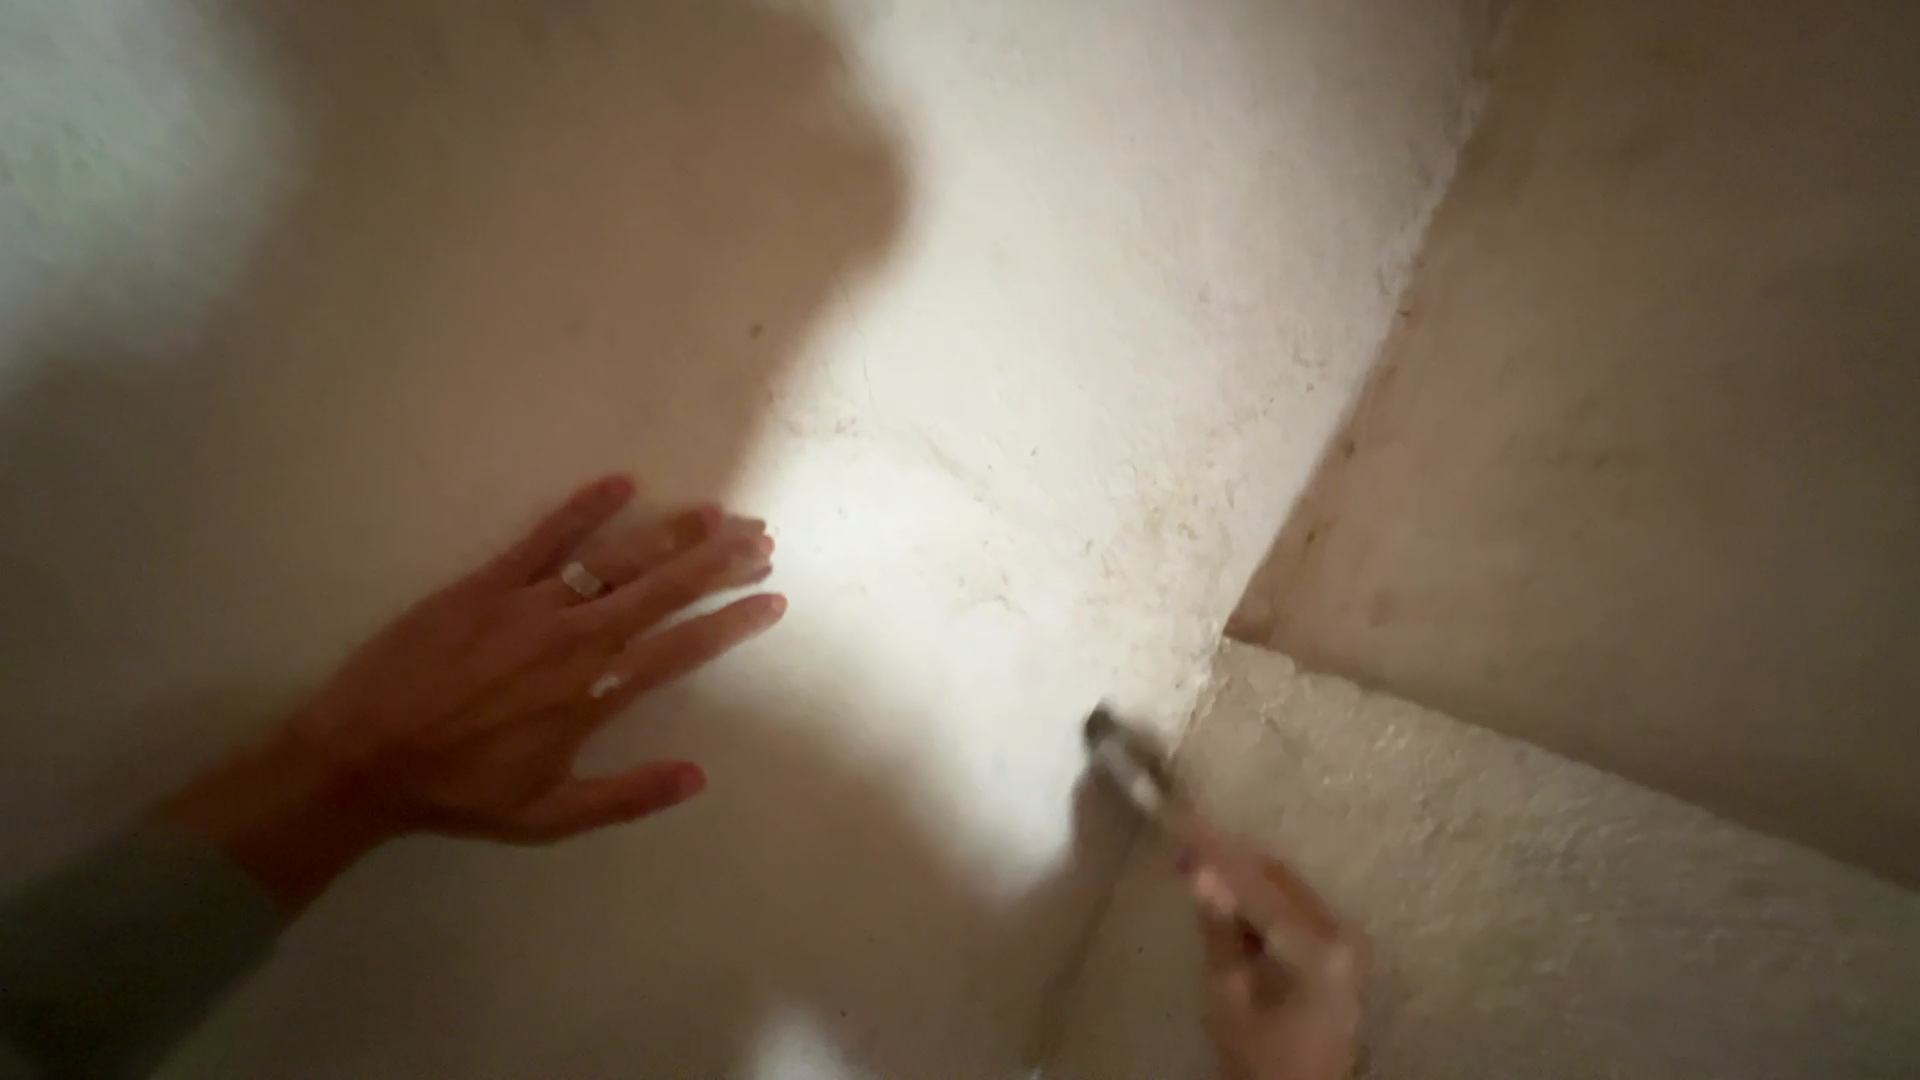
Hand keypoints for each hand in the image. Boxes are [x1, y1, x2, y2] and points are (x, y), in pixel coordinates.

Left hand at [156, 475, 785, 909]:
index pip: (686, 646)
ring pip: (619, 558)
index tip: (773, 598)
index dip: (735, 619)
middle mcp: (578, 638)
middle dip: (720, 562)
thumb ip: (629, 796)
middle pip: (665, 589)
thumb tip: (700, 778)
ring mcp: (533, 604)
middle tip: (761, 539)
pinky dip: (585, 508)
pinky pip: (544, 538)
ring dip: (674, 534)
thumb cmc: (462, 789)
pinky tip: (622, 481)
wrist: (356, 761)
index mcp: (597, 691)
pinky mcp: (488, 583)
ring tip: (717, 513)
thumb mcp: (551, 815)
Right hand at [1185, 827, 1364, 1079]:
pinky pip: (1290, 901)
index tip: (1179, 821)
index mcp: (1316, 948)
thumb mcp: (1229, 996)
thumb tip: (1197, 869)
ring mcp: (1344, 936)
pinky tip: (1226, 888)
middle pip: (1272, 876)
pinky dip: (1256, 891)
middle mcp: (1340, 931)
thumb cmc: (1261, 1057)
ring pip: (1280, 883)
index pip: (1255, 884)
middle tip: (1181, 842)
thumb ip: (1218, 928)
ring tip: (1195, 859)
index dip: (1215, 851)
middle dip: (1225, 856)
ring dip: (1239, 871)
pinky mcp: (1339, 944)